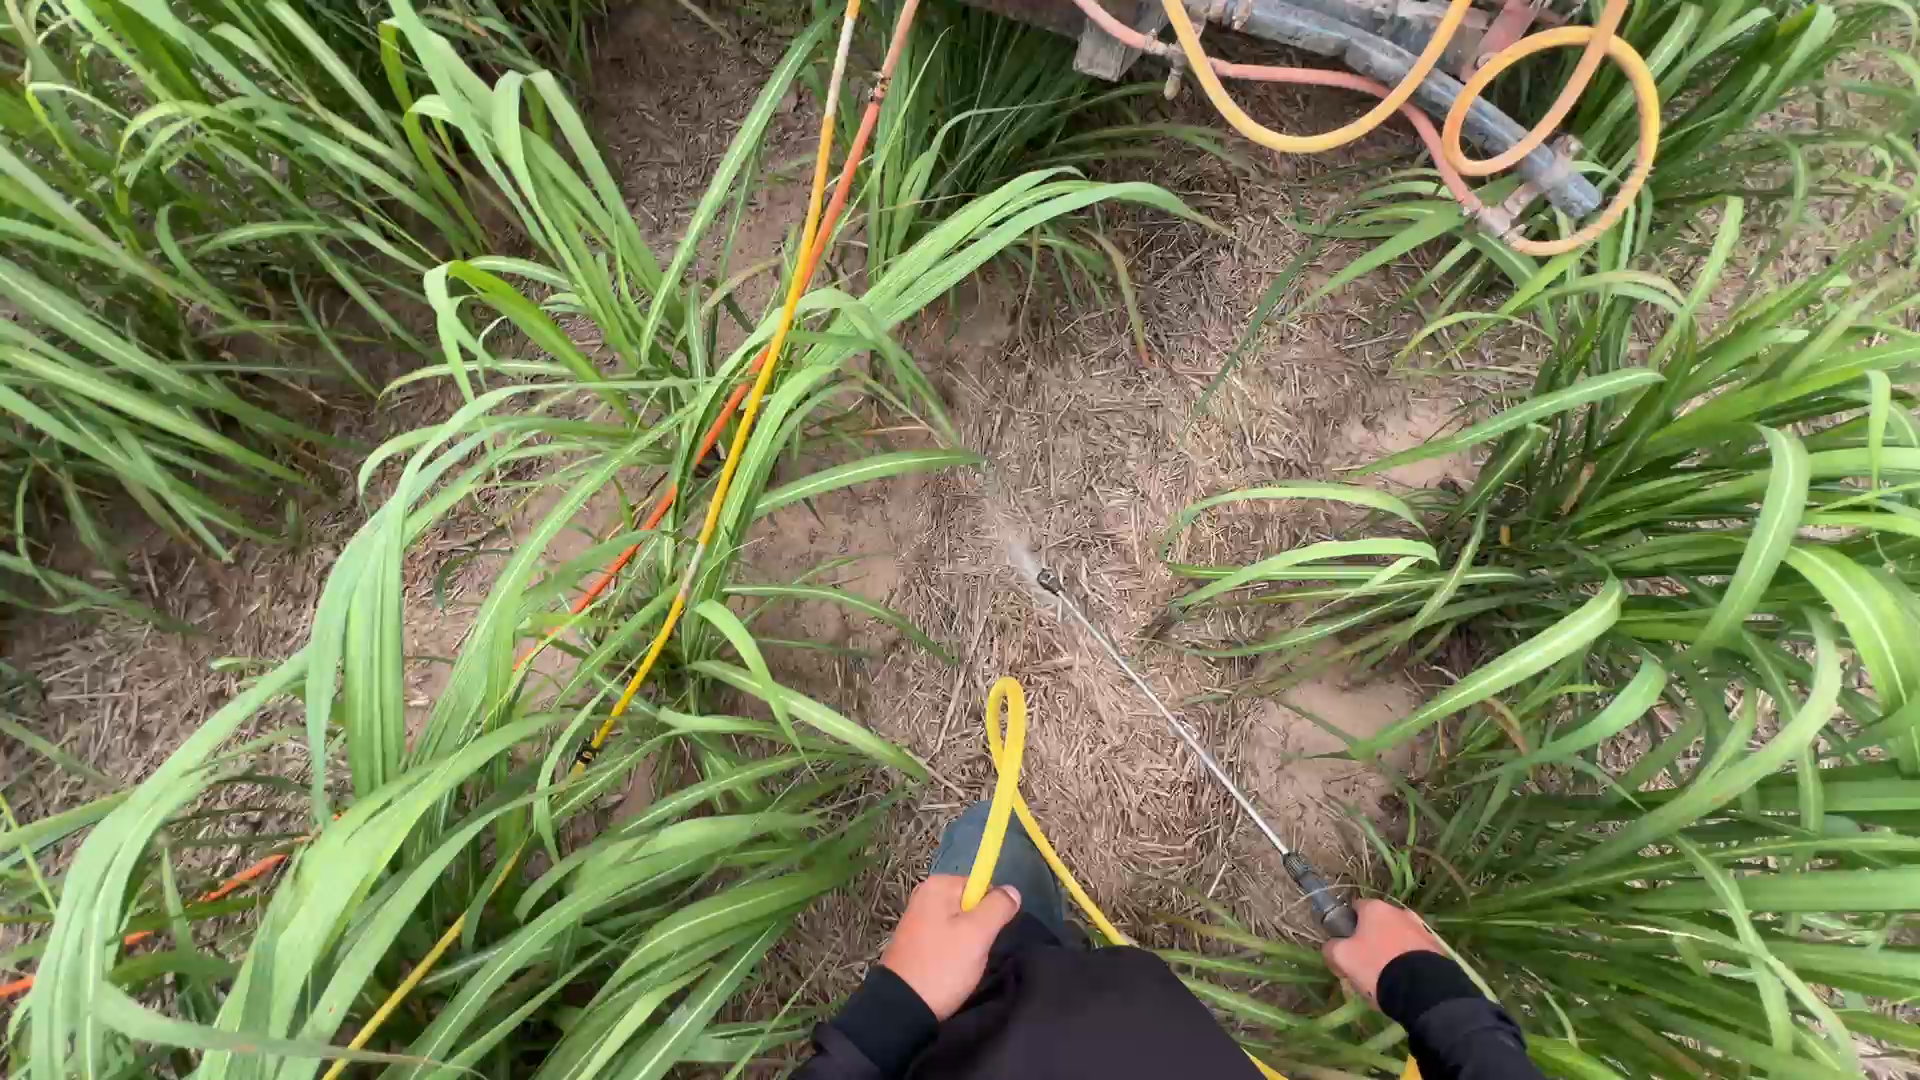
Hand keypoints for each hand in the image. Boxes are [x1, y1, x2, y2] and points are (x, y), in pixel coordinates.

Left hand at [879, 875, 1021, 1020]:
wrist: (902, 1006)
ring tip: (959, 964)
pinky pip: (946, 937)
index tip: (985, 936)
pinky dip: (952, 952)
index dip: (991, 912)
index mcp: (939, 884)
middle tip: (972, 953)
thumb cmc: (942, 965)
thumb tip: (1012, 890)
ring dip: (967, 944)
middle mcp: (925, 893)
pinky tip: (948, 969)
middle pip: (971, 905)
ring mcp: (918, 916)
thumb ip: (998, 907)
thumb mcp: (977, 934)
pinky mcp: (915, 938)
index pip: (982, 887)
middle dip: (978, 929)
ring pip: (960, 924)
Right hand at [1322, 898, 1444, 1005]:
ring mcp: (1422, 931)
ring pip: (1400, 939)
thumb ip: (1331, 948)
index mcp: (1375, 908)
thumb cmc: (1377, 966)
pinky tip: (1406, 984)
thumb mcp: (1342, 957)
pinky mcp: (1440, 952)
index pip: (1355, 907)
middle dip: (1372, 939)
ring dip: (1393, 952)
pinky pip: (1417, 956)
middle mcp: (1400, 913)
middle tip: (1366, 963)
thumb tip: (1332, 948)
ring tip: (1388, 979)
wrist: (1426, 993)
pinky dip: (1411, 965)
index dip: (1348, 925)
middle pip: (1379, 923)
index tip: (1346, 945)